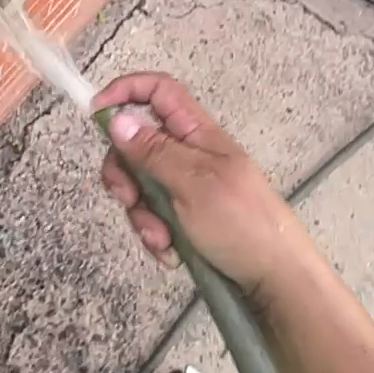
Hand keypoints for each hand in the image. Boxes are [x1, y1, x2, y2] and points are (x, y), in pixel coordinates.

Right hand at [94, 72, 309, 301]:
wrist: (278, 281)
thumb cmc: (243, 224)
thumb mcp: (194, 183)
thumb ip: (153, 151)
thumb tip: (116, 120)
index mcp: (197, 132)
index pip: (157, 91)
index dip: (126, 91)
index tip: (96, 113)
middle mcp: (188, 153)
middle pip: (135, 142)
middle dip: (123, 172)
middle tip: (126, 198)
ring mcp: (185, 186)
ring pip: (139, 184)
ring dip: (141, 214)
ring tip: (161, 240)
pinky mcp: (184, 216)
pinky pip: (151, 215)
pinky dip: (154, 234)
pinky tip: (170, 252)